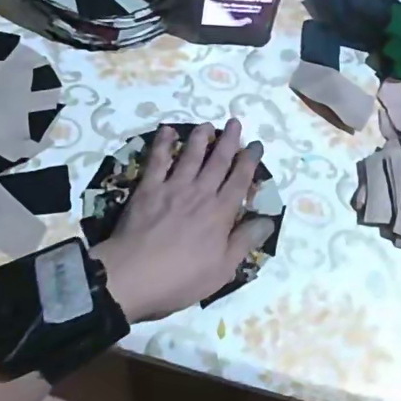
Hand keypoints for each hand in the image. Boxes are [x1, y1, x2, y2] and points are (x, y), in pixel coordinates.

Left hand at [93, 120, 271, 321]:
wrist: (133, 275)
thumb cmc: (181, 278)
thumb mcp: (222, 269)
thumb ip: (244, 241)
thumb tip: (267, 220)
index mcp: (220, 213)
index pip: (240, 181)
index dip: (249, 161)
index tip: (256, 144)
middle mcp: (200, 193)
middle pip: (218, 161)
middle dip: (229, 141)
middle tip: (234, 122)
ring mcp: (172, 188)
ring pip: (190, 156)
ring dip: (200, 138)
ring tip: (207, 124)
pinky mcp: (147, 189)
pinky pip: (157, 160)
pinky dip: (162, 144)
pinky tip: (166, 131)